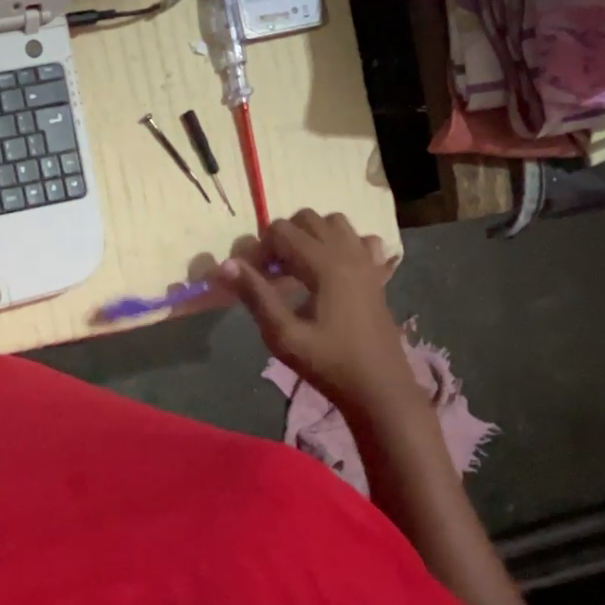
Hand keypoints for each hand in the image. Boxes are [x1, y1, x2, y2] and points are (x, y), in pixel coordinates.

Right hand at [214, 210, 413, 414]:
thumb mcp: (282, 335)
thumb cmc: (327, 363)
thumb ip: (255, 295)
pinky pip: (360, 241)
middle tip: (273, 272)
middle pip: (307, 218)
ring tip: (299, 268)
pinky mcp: (378, 274)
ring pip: (335, 223)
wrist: (378, 386)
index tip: (257, 279)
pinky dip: (342, 245)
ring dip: (311, 237)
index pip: (281, 230)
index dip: (261, 250)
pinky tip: (332, 272)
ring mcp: (368, 261)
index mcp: (325, 265)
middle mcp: (349, 253)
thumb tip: (225, 264)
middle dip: (283, 237)